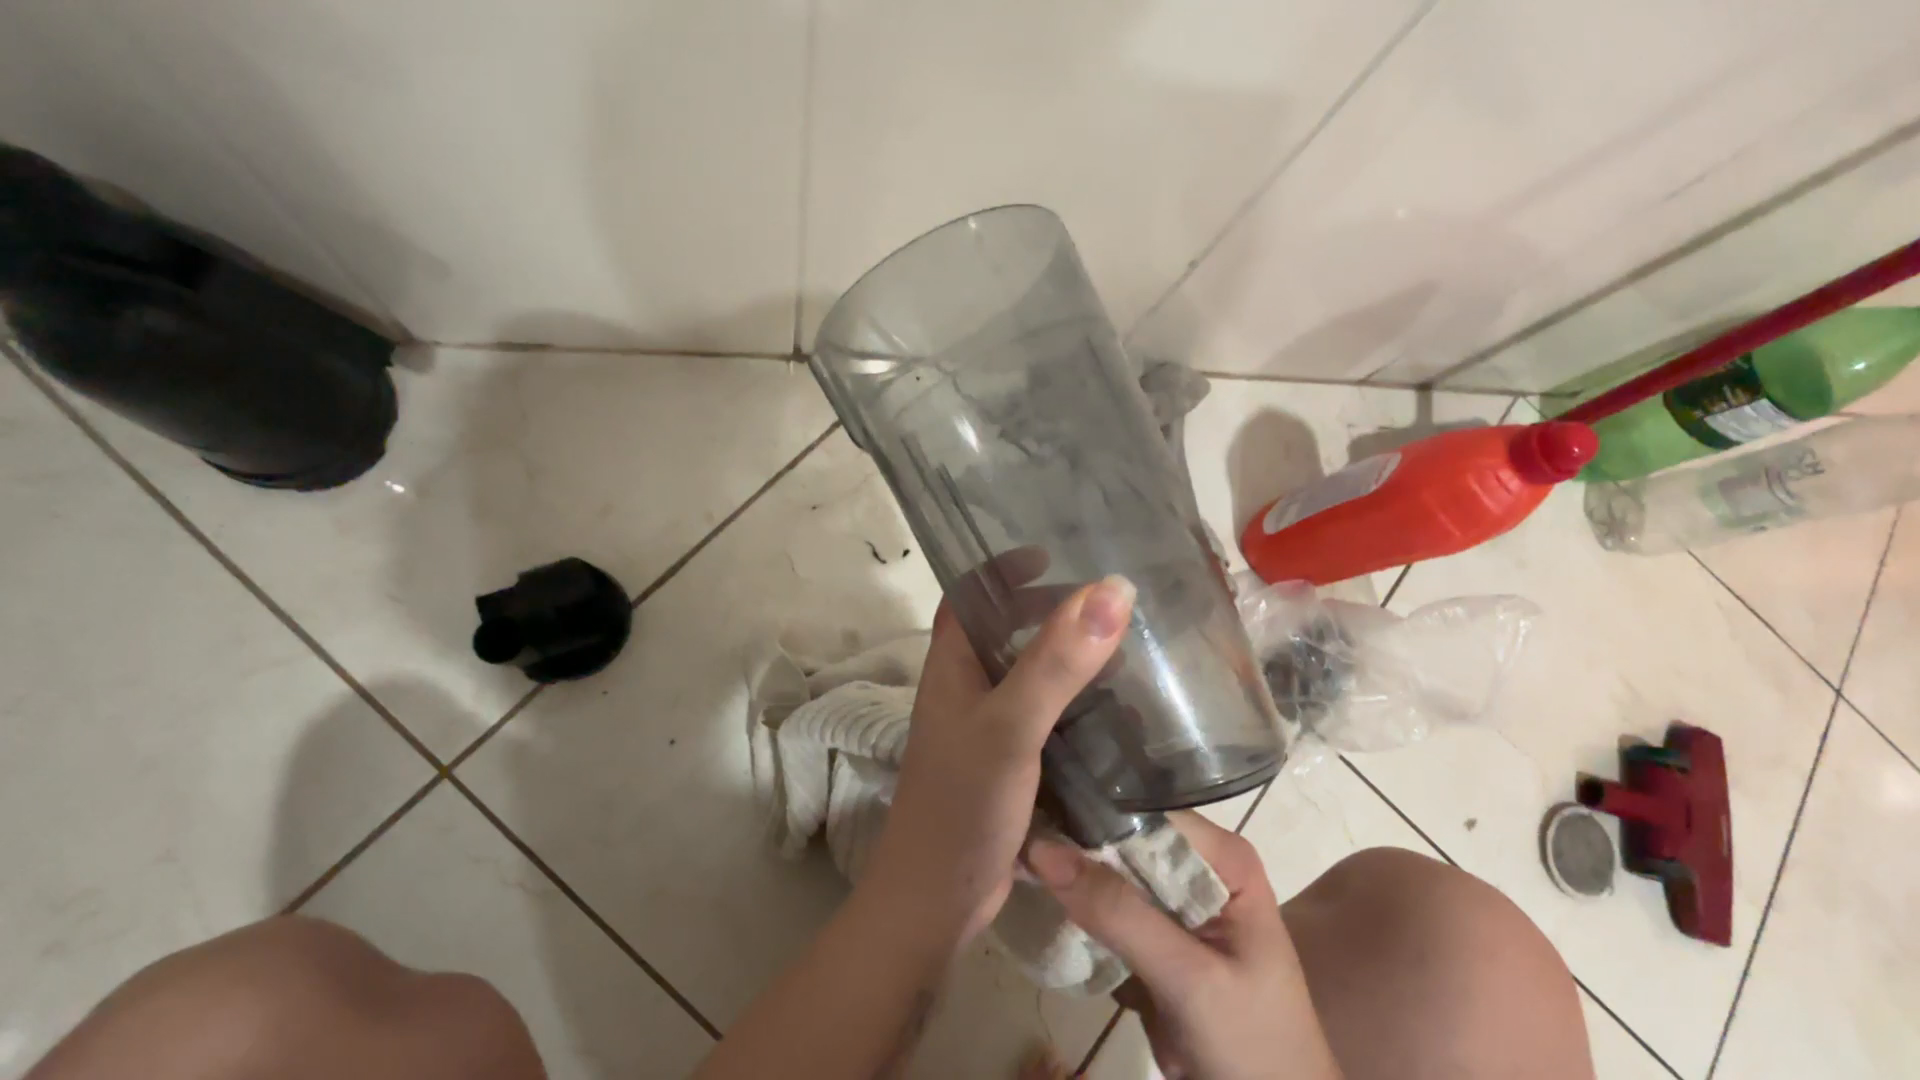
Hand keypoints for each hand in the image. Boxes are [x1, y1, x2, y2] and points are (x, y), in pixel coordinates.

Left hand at [859, 574, 1135, 945]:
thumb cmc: (963, 806)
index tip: (1056, 553)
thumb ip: (1056, 662)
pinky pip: (1043, 721)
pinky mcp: (1006, 769)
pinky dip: (1075, 709)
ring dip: (1066, 661)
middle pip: (1002, 632)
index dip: (1004, 568)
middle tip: (1107, 605)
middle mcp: (963, 692)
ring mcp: (983, 733)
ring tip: (1123, 652)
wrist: (936, 903)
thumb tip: (1112, 589)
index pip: (968, 594)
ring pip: (1026, 678)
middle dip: (1048, 611)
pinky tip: (1115, 717)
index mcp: (951, 668)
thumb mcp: (1011, 727)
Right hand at [1026, 814, 1342, 1079]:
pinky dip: (1076, 904)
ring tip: (1011, 857)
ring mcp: (1176, 901)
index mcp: (1225, 858)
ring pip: (1111, 869)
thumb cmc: (1251, 1041)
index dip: (1090, 809)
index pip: (1147, 811)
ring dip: (1068, 871)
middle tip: (1011, 832)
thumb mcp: (1189, 979)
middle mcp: (1200, 866)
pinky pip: (1108, 906)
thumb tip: (1042, 848)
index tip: (1032, 810)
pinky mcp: (1155, 934)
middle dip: (1072, 839)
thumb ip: (1121, 915)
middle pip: (1125, 836)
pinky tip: (1033, 891)